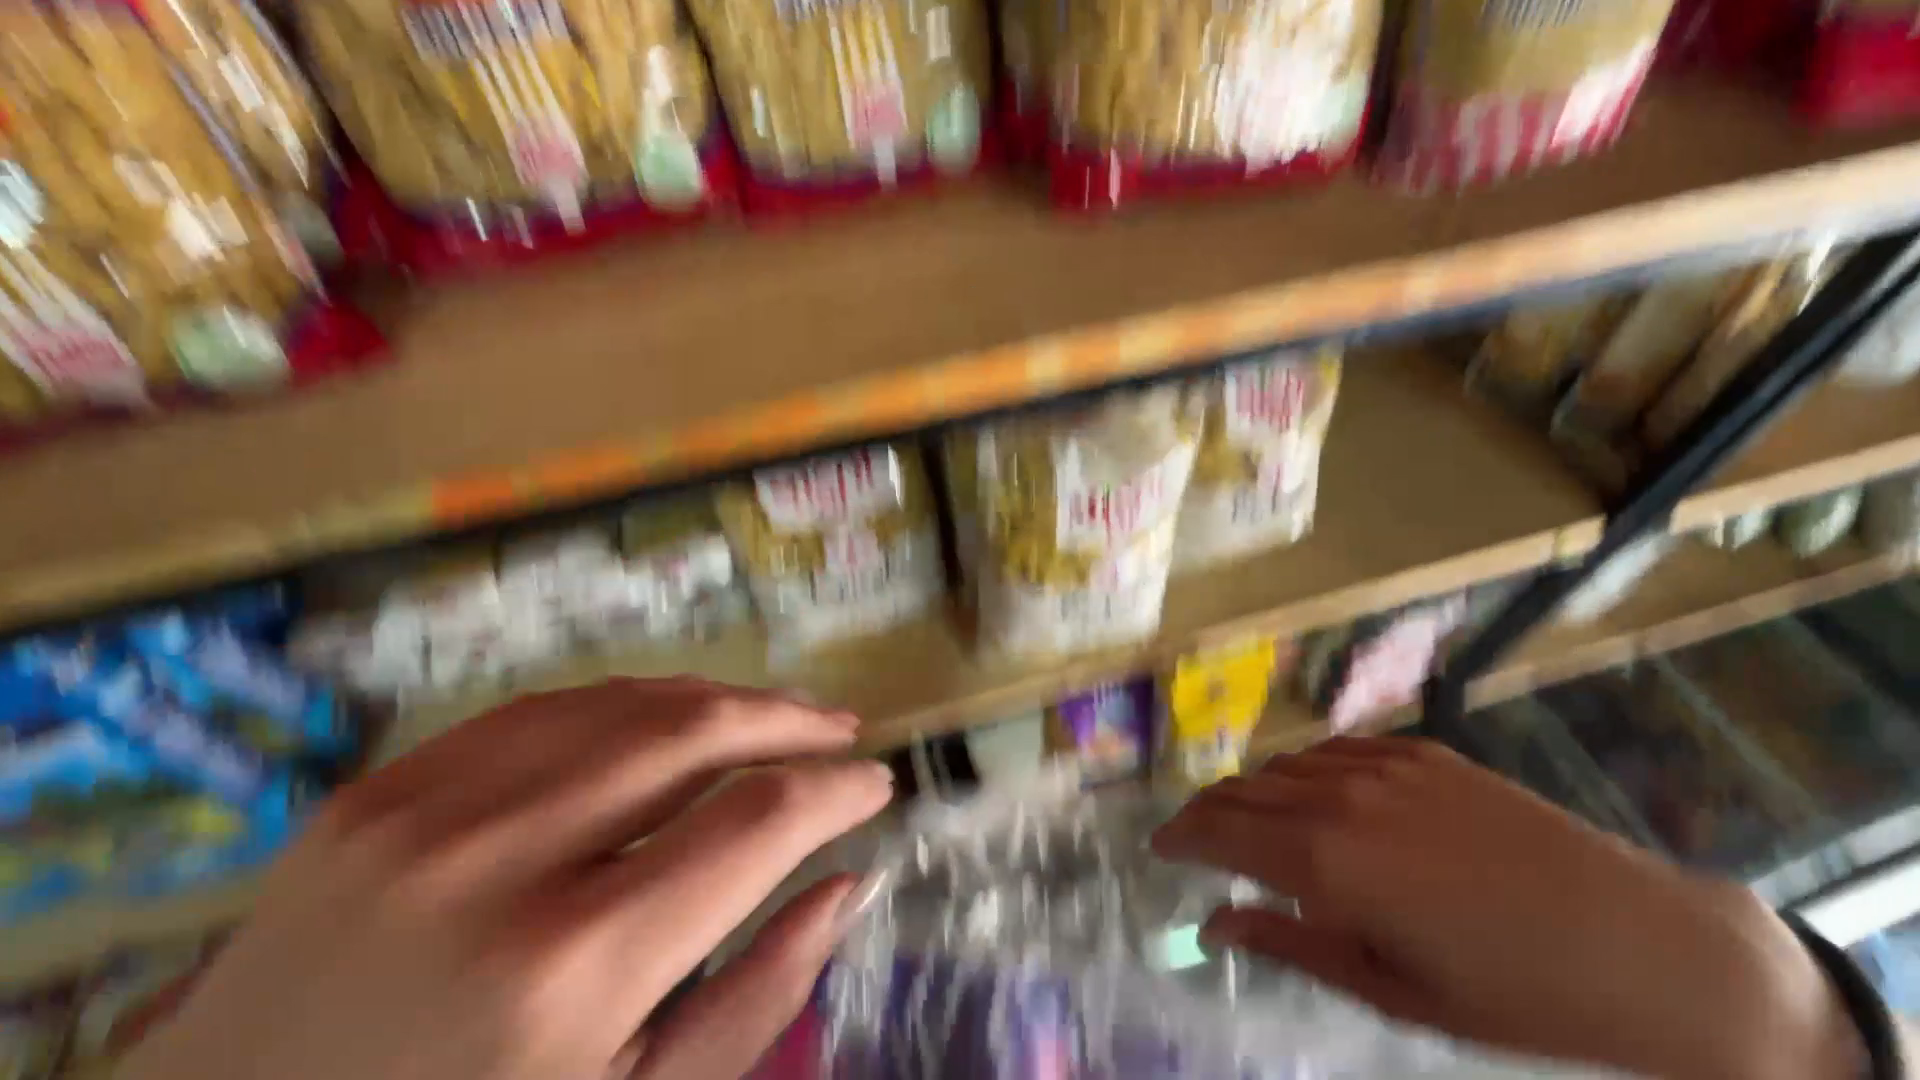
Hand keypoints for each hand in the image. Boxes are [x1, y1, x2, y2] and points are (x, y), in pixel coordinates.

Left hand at [123, 678, 893, 1079]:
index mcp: (572, 966)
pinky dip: (630, 704)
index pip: (754, 824)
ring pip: (623, 703)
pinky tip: (671, 718)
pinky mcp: (377, 787)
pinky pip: (543, 711)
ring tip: (777, 715)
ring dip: (720, 698)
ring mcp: (423, 807)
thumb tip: (845, 885)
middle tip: (844, 731)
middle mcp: (499, 859)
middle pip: (693, 733)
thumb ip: (755, 1000)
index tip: (877, 786)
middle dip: (789, 722)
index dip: (834, 792)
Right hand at [1153, 737, 1862, 1079]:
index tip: (1157, 848)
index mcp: (1326, 862)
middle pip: (1240, 790)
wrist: (1646, 947)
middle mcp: (1341, 797)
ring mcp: (1384, 765)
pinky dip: (1303, 770)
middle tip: (1193, 840)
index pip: (1217, 832)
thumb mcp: (1388, 989)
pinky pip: (1334, 749)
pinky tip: (1314, 795)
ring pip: (1283, 765)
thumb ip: (1288, 943)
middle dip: (1205, 814)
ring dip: (1252, 792)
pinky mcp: (1423, 752)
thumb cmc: (1511, 993)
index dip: (1178, 837)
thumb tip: (1213, 924)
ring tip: (1249, 823)